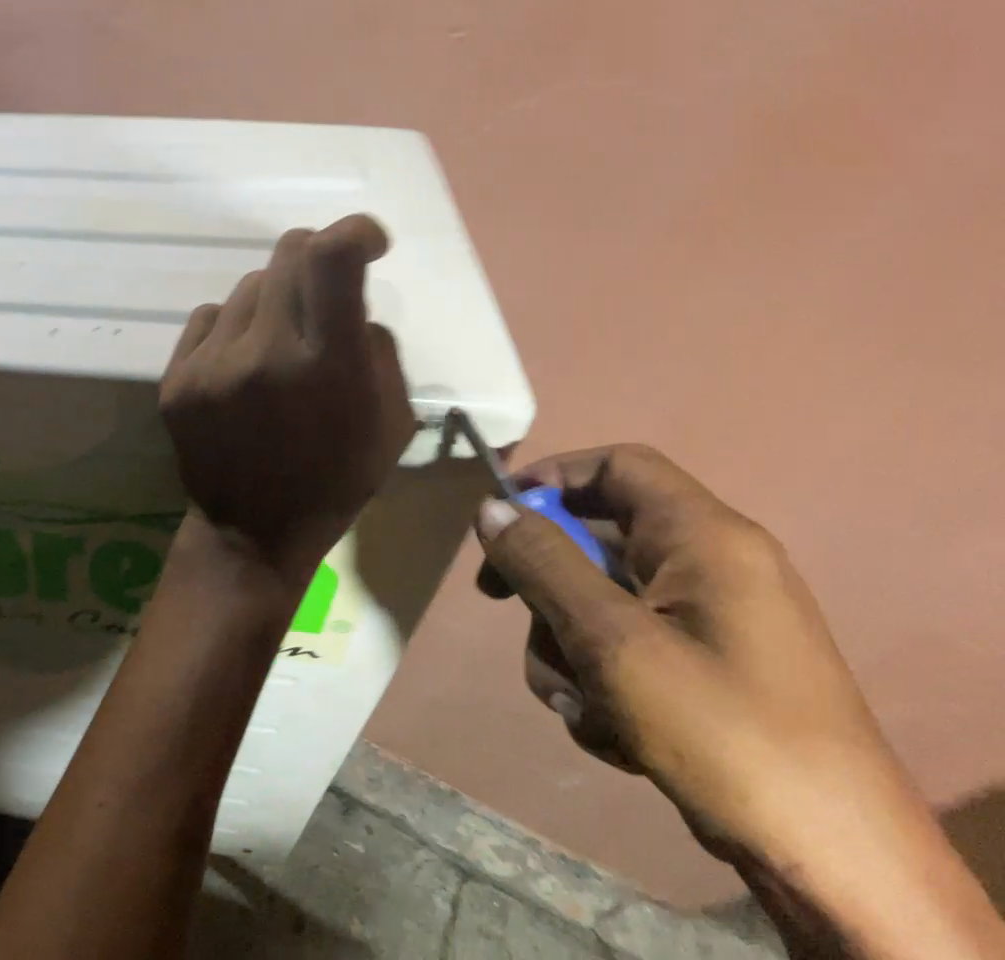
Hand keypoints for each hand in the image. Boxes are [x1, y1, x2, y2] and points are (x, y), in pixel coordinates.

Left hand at [159, 215, 414, 587]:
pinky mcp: (174, 379)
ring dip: (274, 300)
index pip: (331, 256)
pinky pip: (209, 317)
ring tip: (280, 343)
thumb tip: (351, 305)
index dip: (354, 231)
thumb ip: (376, 348)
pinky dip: (234, 326)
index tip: (369, 243)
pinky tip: (242, 362)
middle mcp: (262, 353)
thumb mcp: (390, 420)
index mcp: (327, 365)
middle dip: (317, 259)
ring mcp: (210, 365)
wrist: (251, 534)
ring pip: (247, 286)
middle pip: (287, 254)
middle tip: (325, 292)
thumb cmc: (333, 481)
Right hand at [473, 445, 919, 861]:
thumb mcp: (609, 639)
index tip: (496, 519)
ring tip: (579, 705)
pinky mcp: (705, 670)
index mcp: (705, 539)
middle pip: (596, 541)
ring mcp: (710, 622)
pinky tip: (611, 733)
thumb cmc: (715, 725)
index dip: (550, 478)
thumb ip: (543, 564)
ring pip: (598, 605)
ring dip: (566, 650)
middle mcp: (711, 568)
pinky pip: (625, 650)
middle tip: (504, 612)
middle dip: (545, 587)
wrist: (823, 847)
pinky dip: (601, 684)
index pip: (617, 466)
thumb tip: (491, 510)